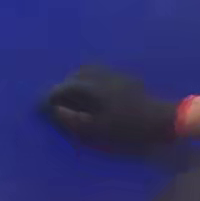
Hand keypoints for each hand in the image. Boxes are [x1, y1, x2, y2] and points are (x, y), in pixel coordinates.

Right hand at [43, 65, 180, 149]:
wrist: (160, 119)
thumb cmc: (124, 128)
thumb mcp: (93, 128)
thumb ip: (70, 118)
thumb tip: (53, 109)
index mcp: (94, 89)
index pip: (63, 88)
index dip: (48, 98)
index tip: (39, 108)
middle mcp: (103, 76)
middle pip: (75, 74)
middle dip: (61, 88)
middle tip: (54, 103)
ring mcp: (116, 75)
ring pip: (88, 71)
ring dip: (75, 83)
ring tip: (70, 99)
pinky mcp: (124, 79)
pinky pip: (99, 74)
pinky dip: (87, 83)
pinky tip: (88, 97)